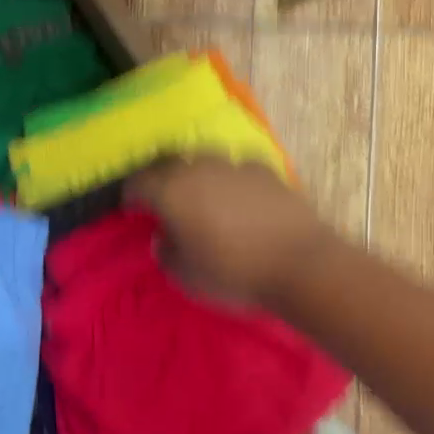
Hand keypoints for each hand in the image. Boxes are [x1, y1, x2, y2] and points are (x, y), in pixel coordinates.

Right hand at [126, 158, 332, 305]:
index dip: (131, 196)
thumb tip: (166, 237)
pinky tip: (236, 194)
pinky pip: (237, 167)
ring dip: (195, 172)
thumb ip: (167, 252)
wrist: (302, 265)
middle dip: (160, 176)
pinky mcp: (267, 171)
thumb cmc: (233, 273)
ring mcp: (235, 164)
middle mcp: (199, 168)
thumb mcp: (185, 275)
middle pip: (169, 161)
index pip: (138, 182)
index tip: (132, 210)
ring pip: (204, 158)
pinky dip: (230, 177)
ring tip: (199, 192)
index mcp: (170, 190)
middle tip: (160, 197)